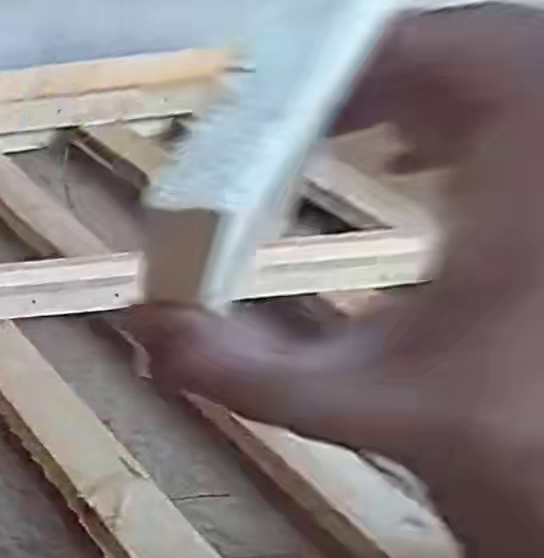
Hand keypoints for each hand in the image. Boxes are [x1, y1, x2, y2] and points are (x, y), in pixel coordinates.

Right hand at [128, 5, 543, 528]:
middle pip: (502, 49)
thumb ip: (219, 365)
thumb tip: (140, 316)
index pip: (476, 57)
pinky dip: (463, 113)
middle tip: (290, 115)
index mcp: (530, 186)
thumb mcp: (318, 400)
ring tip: (334, 130)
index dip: (380, 54)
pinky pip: (527, 111)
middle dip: (387, 70)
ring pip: (519, 74)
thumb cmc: (458, 420)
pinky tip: (406, 156)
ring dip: (423, 88)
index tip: (288, 86)